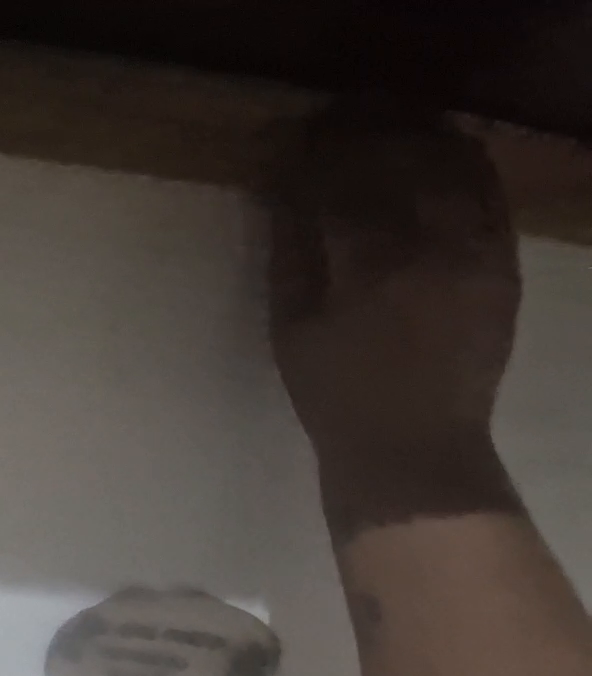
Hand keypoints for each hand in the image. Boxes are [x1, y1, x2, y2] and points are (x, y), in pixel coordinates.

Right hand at [267, 104, 524, 532]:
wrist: (413, 440)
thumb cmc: (332, 393)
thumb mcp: (293, 333)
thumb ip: (293, 262)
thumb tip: (288, 203)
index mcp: (369, 270)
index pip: (343, 190)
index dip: (319, 159)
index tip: (297, 139)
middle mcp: (435, 248)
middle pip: (403, 168)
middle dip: (369, 135)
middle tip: (340, 117)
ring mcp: (480, 251)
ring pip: (457, 171)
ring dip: (422, 137)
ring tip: (391, 119)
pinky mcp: (506, 262)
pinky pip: (492, 195)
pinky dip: (466, 165)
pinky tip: (442, 151)